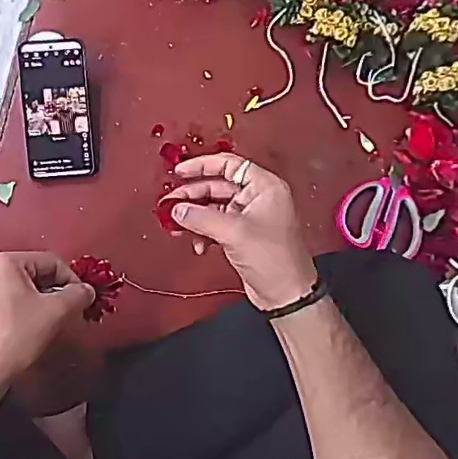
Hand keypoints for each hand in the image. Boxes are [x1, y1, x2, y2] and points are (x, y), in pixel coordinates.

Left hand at [0, 252, 94, 390]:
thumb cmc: (12, 338)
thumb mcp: (56, 311)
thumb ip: (77, 295)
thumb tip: (86, 291)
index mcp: (7, 263)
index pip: (52, 262)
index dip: (72, 280)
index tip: (81, 297)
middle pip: (39, 274)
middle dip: (59, 293)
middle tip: (72, 310)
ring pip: (28, 290)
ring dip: (47, 304)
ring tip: (55, 323)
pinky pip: (16, 304)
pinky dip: (31, 313)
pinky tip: (37, 331)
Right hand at [161, 154, 318, 309]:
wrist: (286, 294)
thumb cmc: (276, 260)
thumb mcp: (234, 233)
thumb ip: (201, 218)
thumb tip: (178, 209)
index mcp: (264, 187)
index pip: (230, 164)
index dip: (203, 165)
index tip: (180, 171)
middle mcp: (258, 198)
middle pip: (218, 185)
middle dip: (193, 195)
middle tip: (172, 203)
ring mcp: (250, 217)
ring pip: (214, 207)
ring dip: (195, 215)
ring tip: (176, 222)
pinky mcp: (243, 235)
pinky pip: (217, 225)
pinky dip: (204, 231)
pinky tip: (197, 242)